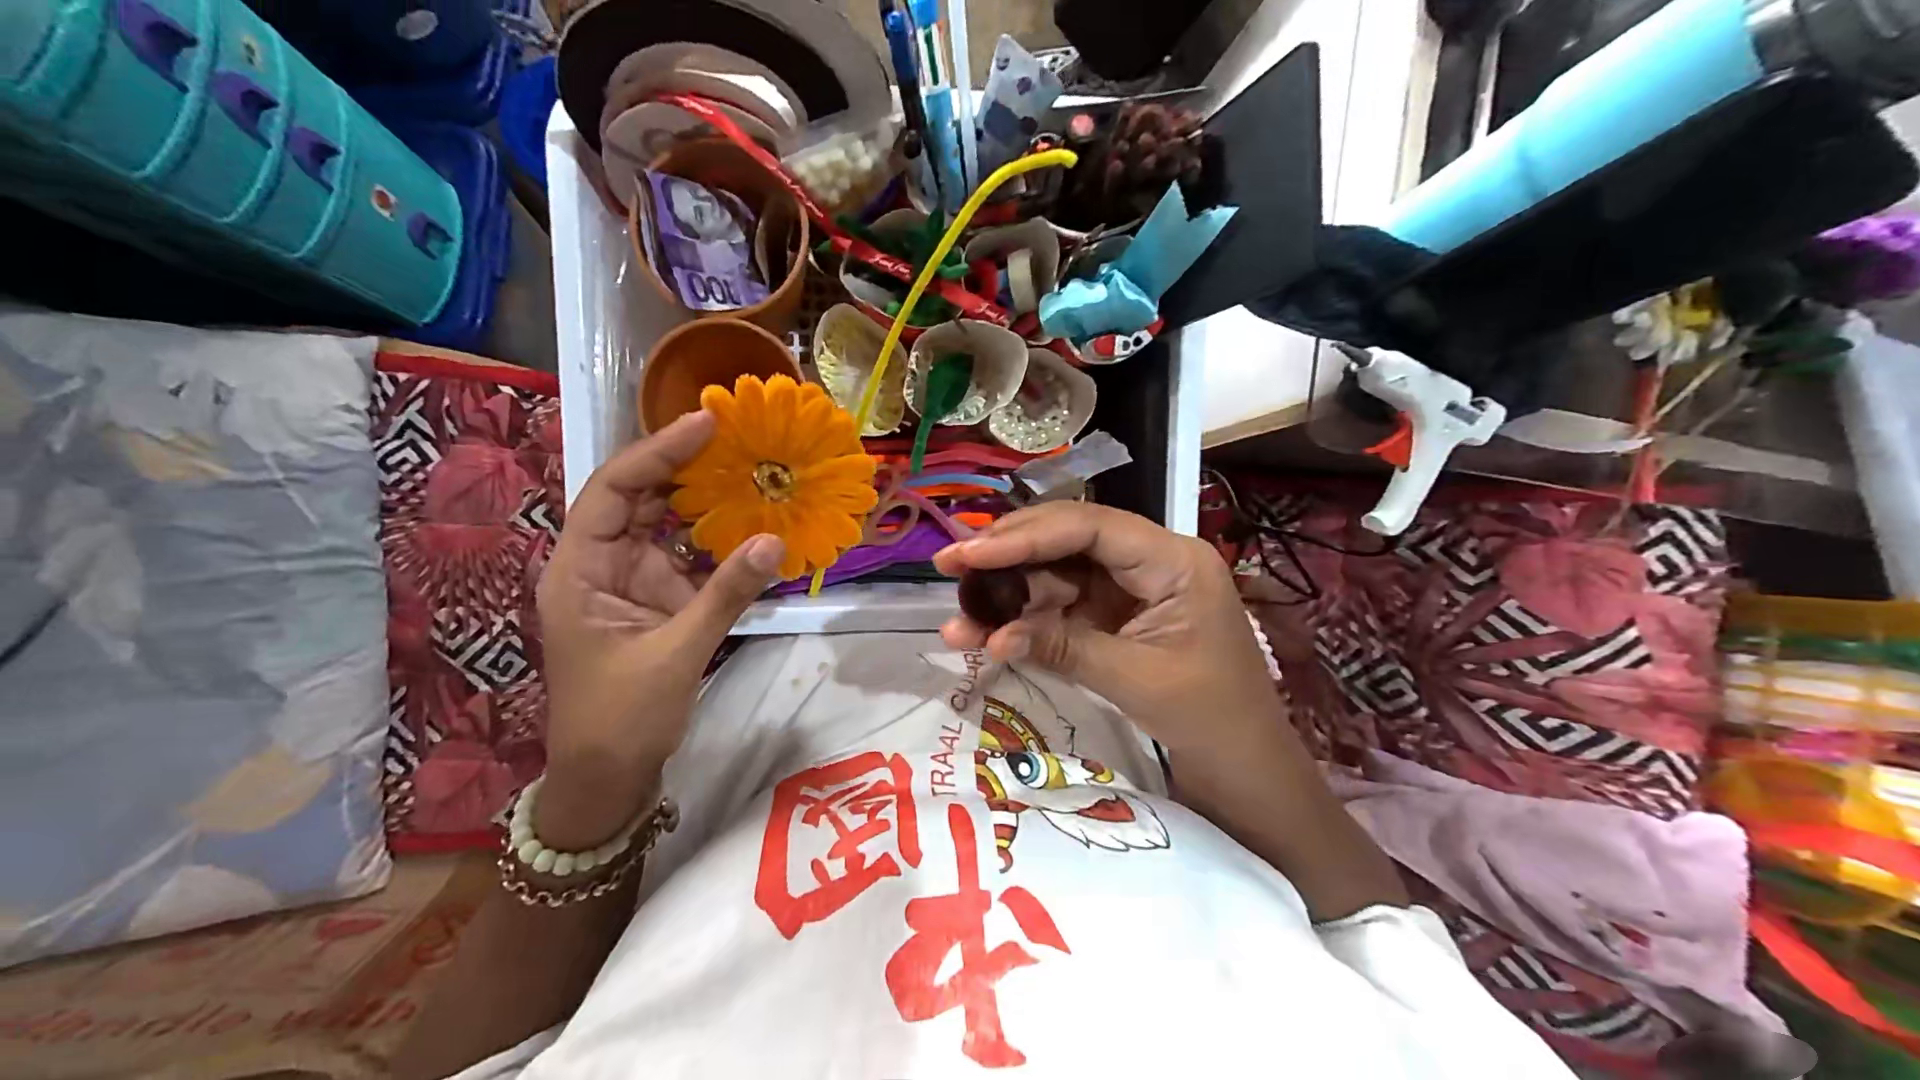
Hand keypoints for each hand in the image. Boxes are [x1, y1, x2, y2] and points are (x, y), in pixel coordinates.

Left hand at [534, 411, 783, 848]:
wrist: (609, 778)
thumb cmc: (621, 718)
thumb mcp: (676, 654)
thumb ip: (726, 595)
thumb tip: (775, 541)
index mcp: (580, 570)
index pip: (615, 490)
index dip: (657, 451)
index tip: (706, 423)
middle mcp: (601, 564)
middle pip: (640, 497)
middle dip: (684, 465)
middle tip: (738, 437)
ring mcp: (631, 582)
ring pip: (666, 524)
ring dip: (705, 499)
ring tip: (751, 467)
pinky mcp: (658, 601)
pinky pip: (689, 558)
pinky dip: (719, 541)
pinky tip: (754, 522)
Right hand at [935, 502, 1281, 755]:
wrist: (1243, 765)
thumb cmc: (1208, 717)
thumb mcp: (1134, 679)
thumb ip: (1063, 646)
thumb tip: (993, 634)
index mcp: (1173, 560)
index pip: (1091, 527)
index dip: (1026, 536)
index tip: (972, 552)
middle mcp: (1150, 559)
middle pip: (1067, 540)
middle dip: (1007, 555)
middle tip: (949, 565)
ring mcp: (1130, 586)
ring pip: (1057, 573)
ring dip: (1009, 596)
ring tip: (959, 621)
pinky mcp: (1115, 613)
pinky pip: (1062, 605)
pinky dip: (1027, 621)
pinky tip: (990, 637)